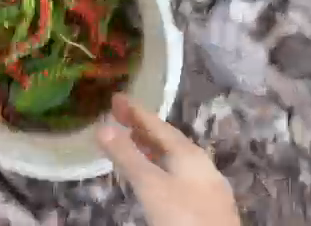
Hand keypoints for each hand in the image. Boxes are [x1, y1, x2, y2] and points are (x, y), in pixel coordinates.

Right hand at [97, 94, 239, 225]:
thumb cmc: (183, 218)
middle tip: (117, 118)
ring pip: (175, 160)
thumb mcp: (149, 185)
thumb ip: (126, 155)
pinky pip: (180, 177)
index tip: (114, 97)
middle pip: (168, 140)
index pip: (157, 124)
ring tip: (131, 144)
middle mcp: (203, 166)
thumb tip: (101, 125)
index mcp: (190, 154)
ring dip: (151, 149)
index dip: (134, 110)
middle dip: (142, 127)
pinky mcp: (209, 210)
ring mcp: (209, 189)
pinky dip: (160, 168)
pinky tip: (153, 178)